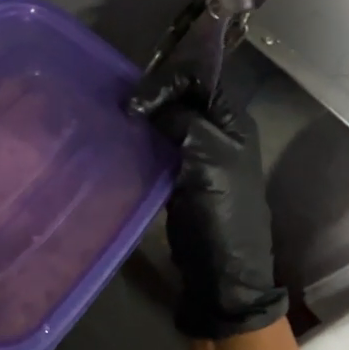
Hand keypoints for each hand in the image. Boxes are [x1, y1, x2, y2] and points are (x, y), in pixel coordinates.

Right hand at [129, 70, 287, 339]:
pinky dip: (140, 138)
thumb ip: (181, 119)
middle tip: (120, 106)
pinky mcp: (178, 174)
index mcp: (232, 120)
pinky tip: (121, 140)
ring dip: (144, 117)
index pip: (199, 77)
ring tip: (116, 119)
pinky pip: (158, 144)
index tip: (135, 102)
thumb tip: (146, 103)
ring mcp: (197, 153)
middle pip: (181, 96)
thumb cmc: (220, 210)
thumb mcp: (206, 156)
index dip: (167, 80)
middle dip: (152, 95)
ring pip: (167, 120)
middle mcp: (217, 130)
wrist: (222, 272)